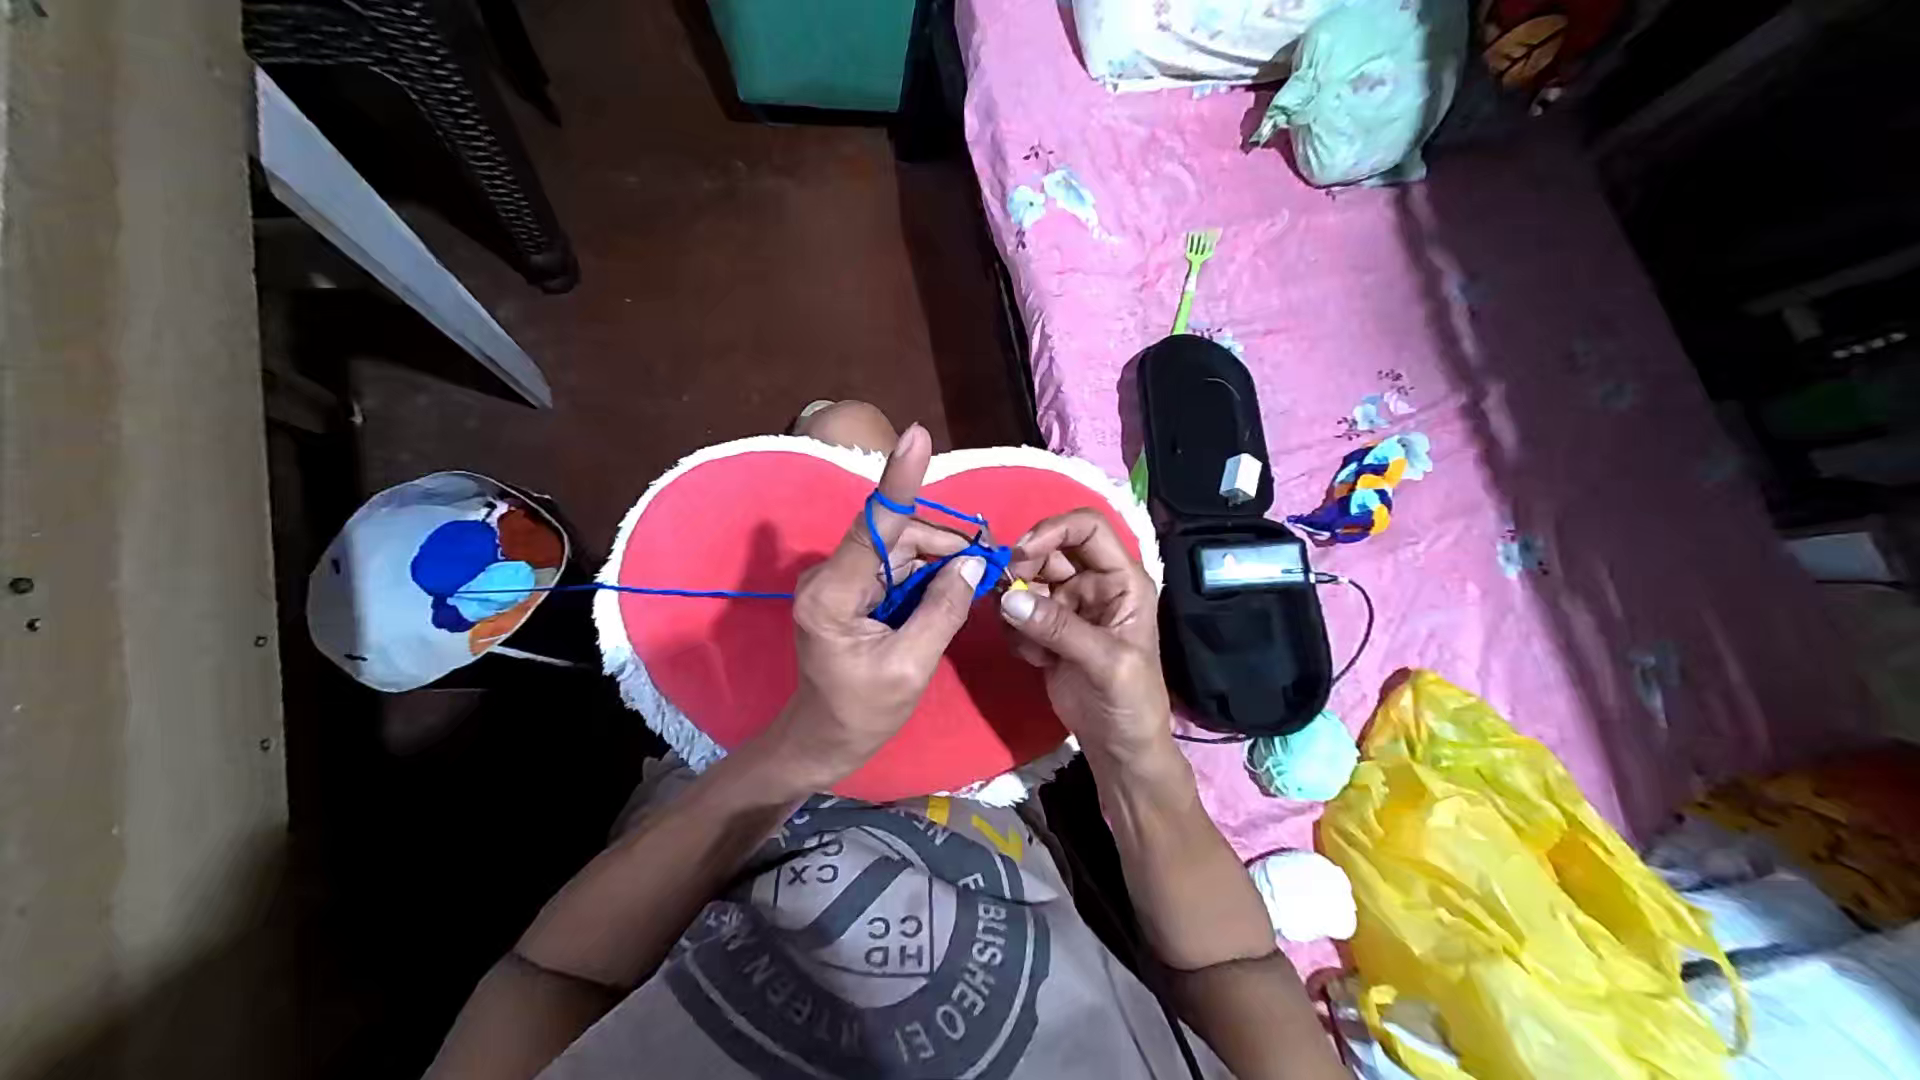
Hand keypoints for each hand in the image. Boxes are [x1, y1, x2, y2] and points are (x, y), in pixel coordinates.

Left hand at [760, 424, 986, 794]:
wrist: (823, 739)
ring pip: (900, 549)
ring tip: (976, 577)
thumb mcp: (910, 667)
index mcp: (832, 595)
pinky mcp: (851, 589)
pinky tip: (952, 585)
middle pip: (895, 536)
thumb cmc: (861, 713)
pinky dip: (927, 572)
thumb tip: (972, 562)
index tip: (916, 437)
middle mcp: (830, 576)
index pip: (872, 527)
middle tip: (987, 562)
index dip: (899, 480)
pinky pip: (896, 566)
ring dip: (939, 559)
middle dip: (943, 545)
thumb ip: (942, 610)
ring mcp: (839, 580)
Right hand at [998, 509, 1172, 768]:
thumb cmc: (1131, 702)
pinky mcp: (1047, 628)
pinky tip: (1036, 660)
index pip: (1088, 528)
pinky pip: (1018, 611)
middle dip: (1025, 569)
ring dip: (1017, 604)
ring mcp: (1068, 606)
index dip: (1054, 529)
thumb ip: (1059, 628)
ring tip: (1030, 645)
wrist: (1119, 747)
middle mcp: (1094, 584)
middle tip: (1008, 598)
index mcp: (1122, 580)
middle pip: (1049, 550)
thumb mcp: (1106, 663)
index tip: (1021, 551)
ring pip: (1028, 580)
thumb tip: (1009, 597)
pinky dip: (1016, 630)